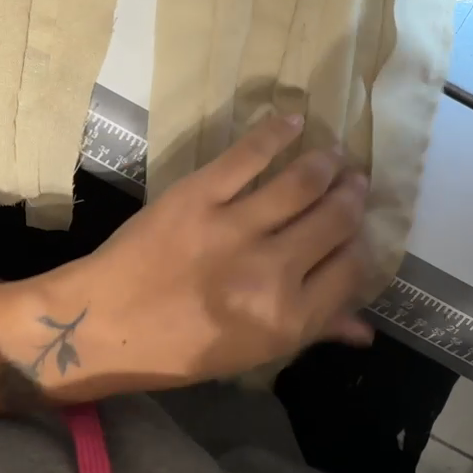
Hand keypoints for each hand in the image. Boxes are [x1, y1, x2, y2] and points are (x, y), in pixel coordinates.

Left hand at [15, 113, 371, 399]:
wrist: (108, 320)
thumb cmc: (180, 347)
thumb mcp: (253, 352)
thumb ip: (311, 332)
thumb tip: (364, 328)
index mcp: (290, 317)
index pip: (351, 269)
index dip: (363, 244)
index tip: (361, 226)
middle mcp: (272, 270)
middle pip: (333, 222)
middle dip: (351, 198)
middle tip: (356, 181)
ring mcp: (234, 227)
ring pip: (299, 184)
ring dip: (323, 164)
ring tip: (334, 153)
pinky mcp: (197, 195)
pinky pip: (246, 156)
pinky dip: (274, 134)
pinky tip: (292, 120)